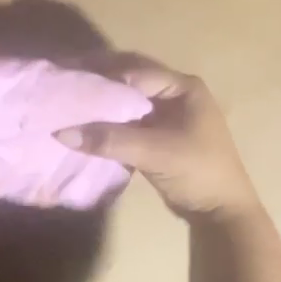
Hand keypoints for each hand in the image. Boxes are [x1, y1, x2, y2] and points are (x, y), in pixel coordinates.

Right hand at [55, 59, 260, 220]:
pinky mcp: (156, 135)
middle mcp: (174, 95)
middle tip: (62, 80)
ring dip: (100, 101)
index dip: (100, 72)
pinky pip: (125, 120)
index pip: (134, 71)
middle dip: (97, 80)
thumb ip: (109, 140)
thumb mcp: (154, 153)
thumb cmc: (197, 172)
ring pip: (125, 101)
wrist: (219, 210)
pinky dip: (105, 120)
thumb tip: (61, 132)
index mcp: (182, 88)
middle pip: (129, 80)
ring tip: (67, 99)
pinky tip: (82, 123)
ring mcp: (165, 115)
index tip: (67, 73)